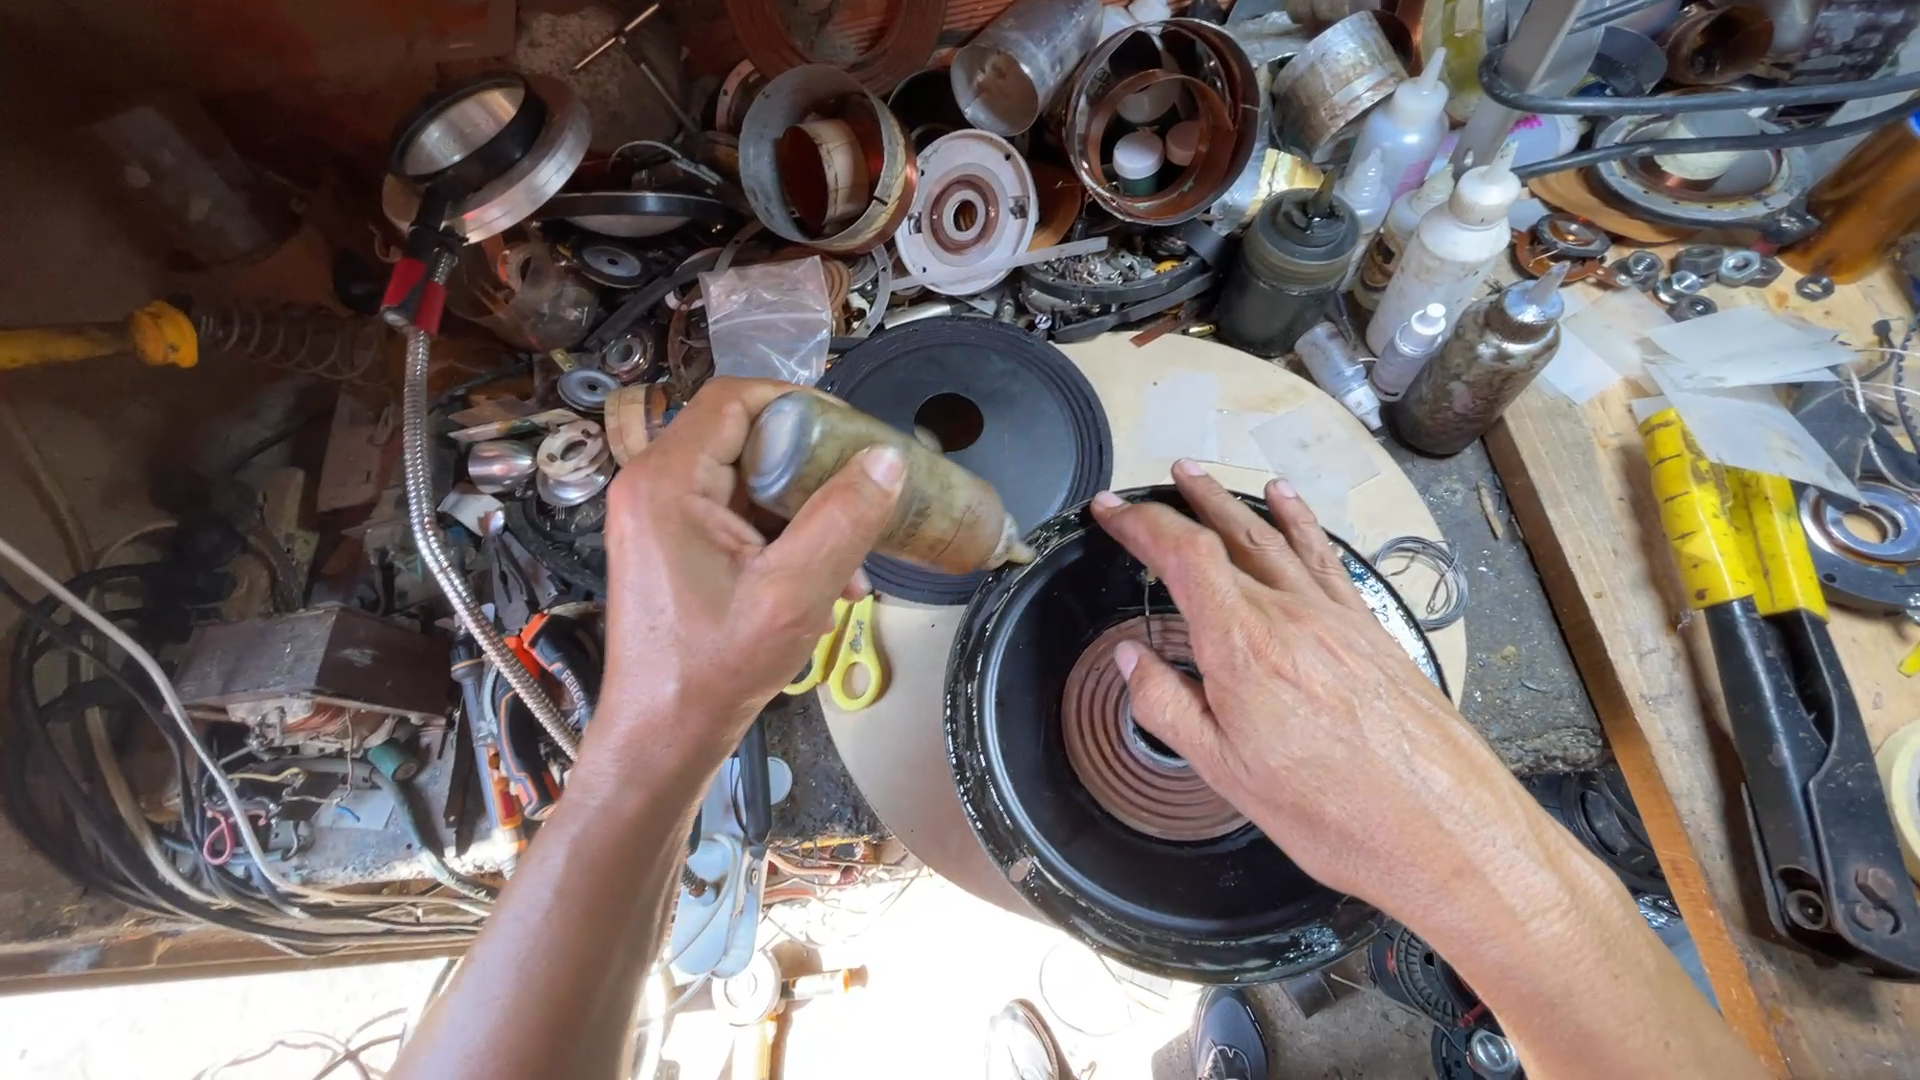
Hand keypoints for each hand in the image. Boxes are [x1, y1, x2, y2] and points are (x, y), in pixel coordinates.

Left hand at [597, 378, 903, 763]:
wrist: (663, 737)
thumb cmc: (717, 667)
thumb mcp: (794, 592)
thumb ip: (843, 519)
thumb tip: (888, 459)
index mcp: (668, 481)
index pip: (735, 399)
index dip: (798, 403)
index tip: (852, 433)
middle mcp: (655, 487)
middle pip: (745, 439)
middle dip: (812, 468)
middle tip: (863, 495)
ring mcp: (663, 519)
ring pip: (749, 483)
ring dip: (806, 513)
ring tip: (851, 561)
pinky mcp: (677, 548)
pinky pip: (740, 519)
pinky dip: (785, 540)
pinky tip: (824, 584)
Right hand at [1091, 460, 1524, 909]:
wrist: (1445, 831)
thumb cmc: (1329, 809)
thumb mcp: (1223, 769)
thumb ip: (1166, 705)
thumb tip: (1131, 657)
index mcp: (1242, 645)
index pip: (1182, 555)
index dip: (1139, 523)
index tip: (1108, 510)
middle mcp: (1287, 613)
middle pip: (1223, 535)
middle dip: (1173, 507)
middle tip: (1138, 493)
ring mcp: (1331, 613)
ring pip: (1269, 537)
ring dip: (1225, 501)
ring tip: (1194, 474)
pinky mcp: (1364, 625)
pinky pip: (1322, 555)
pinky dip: (1297, 518)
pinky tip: (1284, 496)